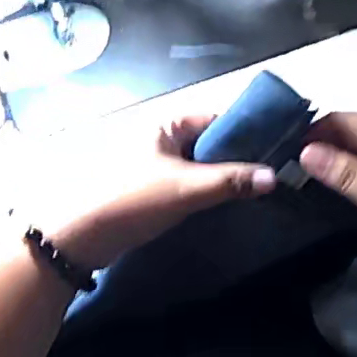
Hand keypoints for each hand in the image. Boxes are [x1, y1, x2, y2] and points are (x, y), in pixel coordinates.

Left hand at [19, 114, 276, 269]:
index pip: (216, 119)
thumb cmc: (132, 200)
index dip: (245, 132)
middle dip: (236, 160)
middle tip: (267, 177)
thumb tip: (274, 177)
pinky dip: (206, 194)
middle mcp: (161, 141)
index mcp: (166, 126)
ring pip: (200, 167)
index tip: (273, 150)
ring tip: (253, 194)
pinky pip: (188, 186)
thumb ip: (230, 181)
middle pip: (210, 144)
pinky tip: (225, 207)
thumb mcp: (186, 188)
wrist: (82, 237)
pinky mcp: (152, 191)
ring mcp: (156, 167)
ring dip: (221, 180)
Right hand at [300, 113, 356, 284]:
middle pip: (356, 129)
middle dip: (323, 145)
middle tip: (287, 170)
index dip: (311, 132)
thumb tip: (306, 150)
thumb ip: (350, 176)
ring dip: (341, 159)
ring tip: (307, 178)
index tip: (279, 153)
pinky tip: (346, 186)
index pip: (345, 119)